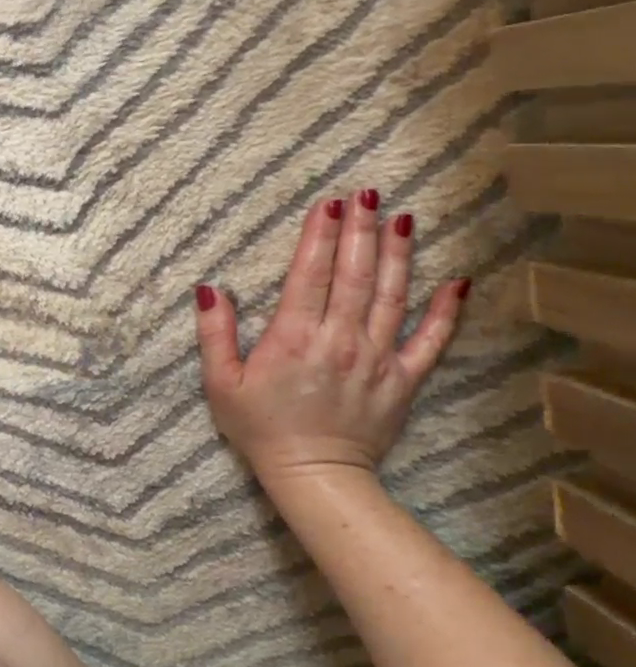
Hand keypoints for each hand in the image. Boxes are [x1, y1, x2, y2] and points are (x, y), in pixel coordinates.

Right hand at [194, 190, 468, 485]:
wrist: (314, 473)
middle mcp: (340, 339)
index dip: (319, 237)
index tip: (328, 205)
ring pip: (391, 296)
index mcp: (294, 338)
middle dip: (360, 232)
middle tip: (367, 194)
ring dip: (397, 255)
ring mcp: (377, 357)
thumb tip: (210, 289)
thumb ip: (215, 334)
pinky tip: (457, 281)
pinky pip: (431, 339)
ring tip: (402, 218)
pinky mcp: (404, 378)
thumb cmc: (258, 426)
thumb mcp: (220, 382)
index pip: (309, 276)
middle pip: (353, 275)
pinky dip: (447, 309)